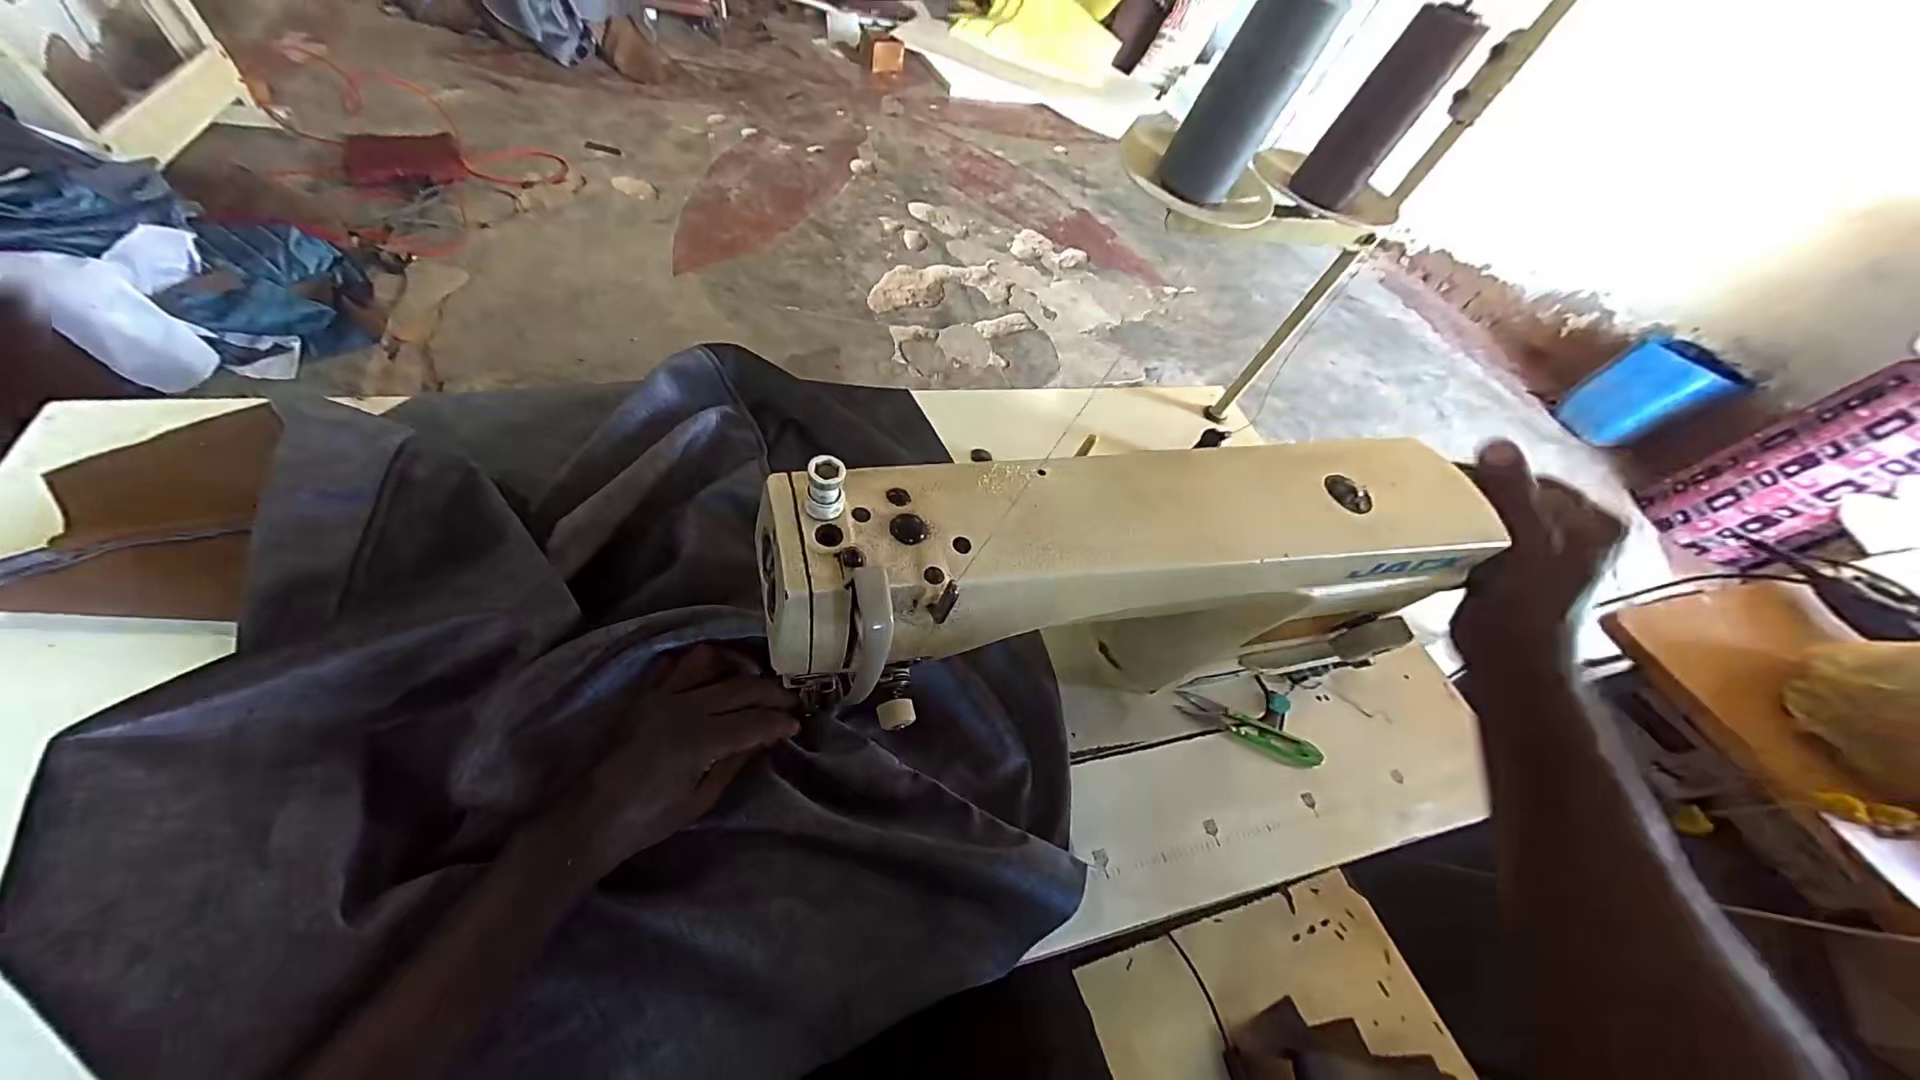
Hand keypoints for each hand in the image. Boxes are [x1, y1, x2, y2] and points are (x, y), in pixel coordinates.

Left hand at [535, 645, 798, 876]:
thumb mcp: (702, 797)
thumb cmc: (649, 819)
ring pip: (708, 659)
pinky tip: (715, 674)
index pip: (754, 721)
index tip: (798, 724)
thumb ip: (736, 761)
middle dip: (773, 693)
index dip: (780, 721)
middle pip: (741, 687)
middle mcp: (682, 708)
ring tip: (756, 676)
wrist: (592, 817)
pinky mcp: (645, 695)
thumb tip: (766, 737)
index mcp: (699, 740)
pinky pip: (675, 664)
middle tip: (792, 701)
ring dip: (738, 663)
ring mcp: (661, 696)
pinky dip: (699, 663)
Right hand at [1452, 440, 1623, 673]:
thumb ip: (1513, 495)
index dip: (1492, 477)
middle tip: (1435, 499)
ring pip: (1496, 516)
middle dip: (1476, 497)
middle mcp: (1577, 532)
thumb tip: (1496, 443)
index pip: (1534, 479)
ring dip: (1465, 515)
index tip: (1448, 481)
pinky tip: (1440, 541)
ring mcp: (1544, 552)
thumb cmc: (1523, 608)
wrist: (1507, 663)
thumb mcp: (1524, 545)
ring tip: (1432, 517)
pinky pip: (1485, 537)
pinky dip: (1462, 535)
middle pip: (1514, 496)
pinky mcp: (1514, 569)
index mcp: (1596, 520)